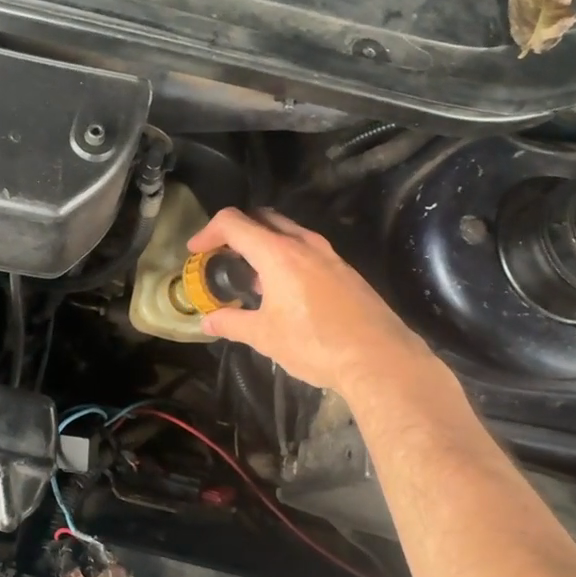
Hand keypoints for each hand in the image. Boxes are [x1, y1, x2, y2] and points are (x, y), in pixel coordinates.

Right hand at [188, 207, 436, 392]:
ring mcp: (329, 255)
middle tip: (222, 256)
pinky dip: (287, 257)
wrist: (378, 358)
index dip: (208, 232)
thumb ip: (231, 323)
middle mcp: (304, 244)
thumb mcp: (264, 336)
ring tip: (252, 276)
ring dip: (264, 244)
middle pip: (262, 218)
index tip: (196, 252)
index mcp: (278, 253)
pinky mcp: (345, 270)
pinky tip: (285, 291)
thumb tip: (207, 321)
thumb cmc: (315, 344)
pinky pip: (308, 250)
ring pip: (288, 232)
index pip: (233, 222)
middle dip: (236, 231)